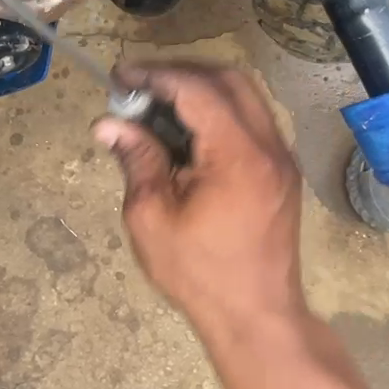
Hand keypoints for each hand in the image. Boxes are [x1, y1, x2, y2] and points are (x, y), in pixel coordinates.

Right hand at [93, 62, 305, 335]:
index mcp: (238, 156)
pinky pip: (249, 119)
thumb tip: (108, 124)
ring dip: (197, 88)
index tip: (118, 77)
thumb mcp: (150, 216)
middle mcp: (269, 147)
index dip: (155, 75)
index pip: (197, 90)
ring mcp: (280, 158)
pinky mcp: (279, 171)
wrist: (256, 315)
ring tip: (153, 104)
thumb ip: (136, 160)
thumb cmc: (197, 271)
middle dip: (178, 72)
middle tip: (136, 85)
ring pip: (243, 96)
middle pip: (228, 80)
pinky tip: (180, 130)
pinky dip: (214, 110)